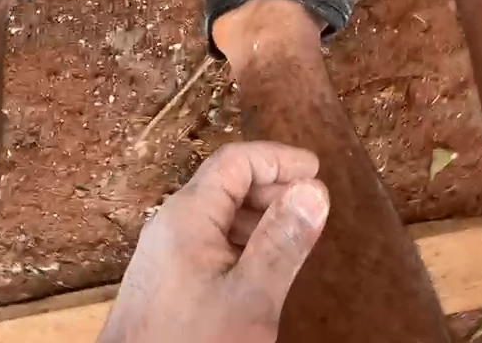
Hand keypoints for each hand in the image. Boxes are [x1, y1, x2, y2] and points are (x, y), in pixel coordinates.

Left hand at [99, 142, 329, 342]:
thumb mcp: (250, 296)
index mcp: (188, 212)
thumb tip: (314, 190)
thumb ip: (282, 242)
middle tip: (312, 203)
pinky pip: (208, 241)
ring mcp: (165, 251)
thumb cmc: (195, 342)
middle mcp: (171, 222)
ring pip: (217, 214)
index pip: (235, 160)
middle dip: (271, 186)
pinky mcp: (165, 279)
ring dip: (257, 215)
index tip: (316, 169)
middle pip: (225, 183)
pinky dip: (240, 241)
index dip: (277, 158)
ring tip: (295, 234)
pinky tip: (260, 266)